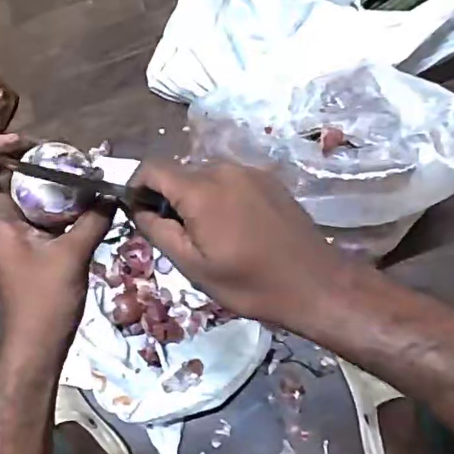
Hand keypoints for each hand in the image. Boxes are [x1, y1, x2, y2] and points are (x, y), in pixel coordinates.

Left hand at [0, 135, 107, 359]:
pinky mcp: (35, 251)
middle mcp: (4, 224)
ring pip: (26, 197)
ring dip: (49, 182)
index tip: (24, 141)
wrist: (36, 347)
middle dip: (30, 159)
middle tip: (63, 155)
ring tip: (80, 174)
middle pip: (4, 178)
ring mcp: (19, 238)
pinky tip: (88, 204)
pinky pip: (43, 216)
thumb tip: (110, 193)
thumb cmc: (43, 302)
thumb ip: (92, 221)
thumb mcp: (71, 256)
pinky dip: (61, 204)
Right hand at [131, 159, 371, 329]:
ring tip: (206, 235)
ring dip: (193, 198)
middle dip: (167, 197)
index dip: (136, 186)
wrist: (317, 285)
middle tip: (174, 234)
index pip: (153, 168)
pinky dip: (218, 198)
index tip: (138, 212)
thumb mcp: (192, 266)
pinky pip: (229, 181)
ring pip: (204, 176)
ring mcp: (250, 173)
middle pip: (179, 172)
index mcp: (201, 190)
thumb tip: (138, 209)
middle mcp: (224, 170)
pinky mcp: (269, 180)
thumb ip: (158, 231)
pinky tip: (233, 229)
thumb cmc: (249, 283)